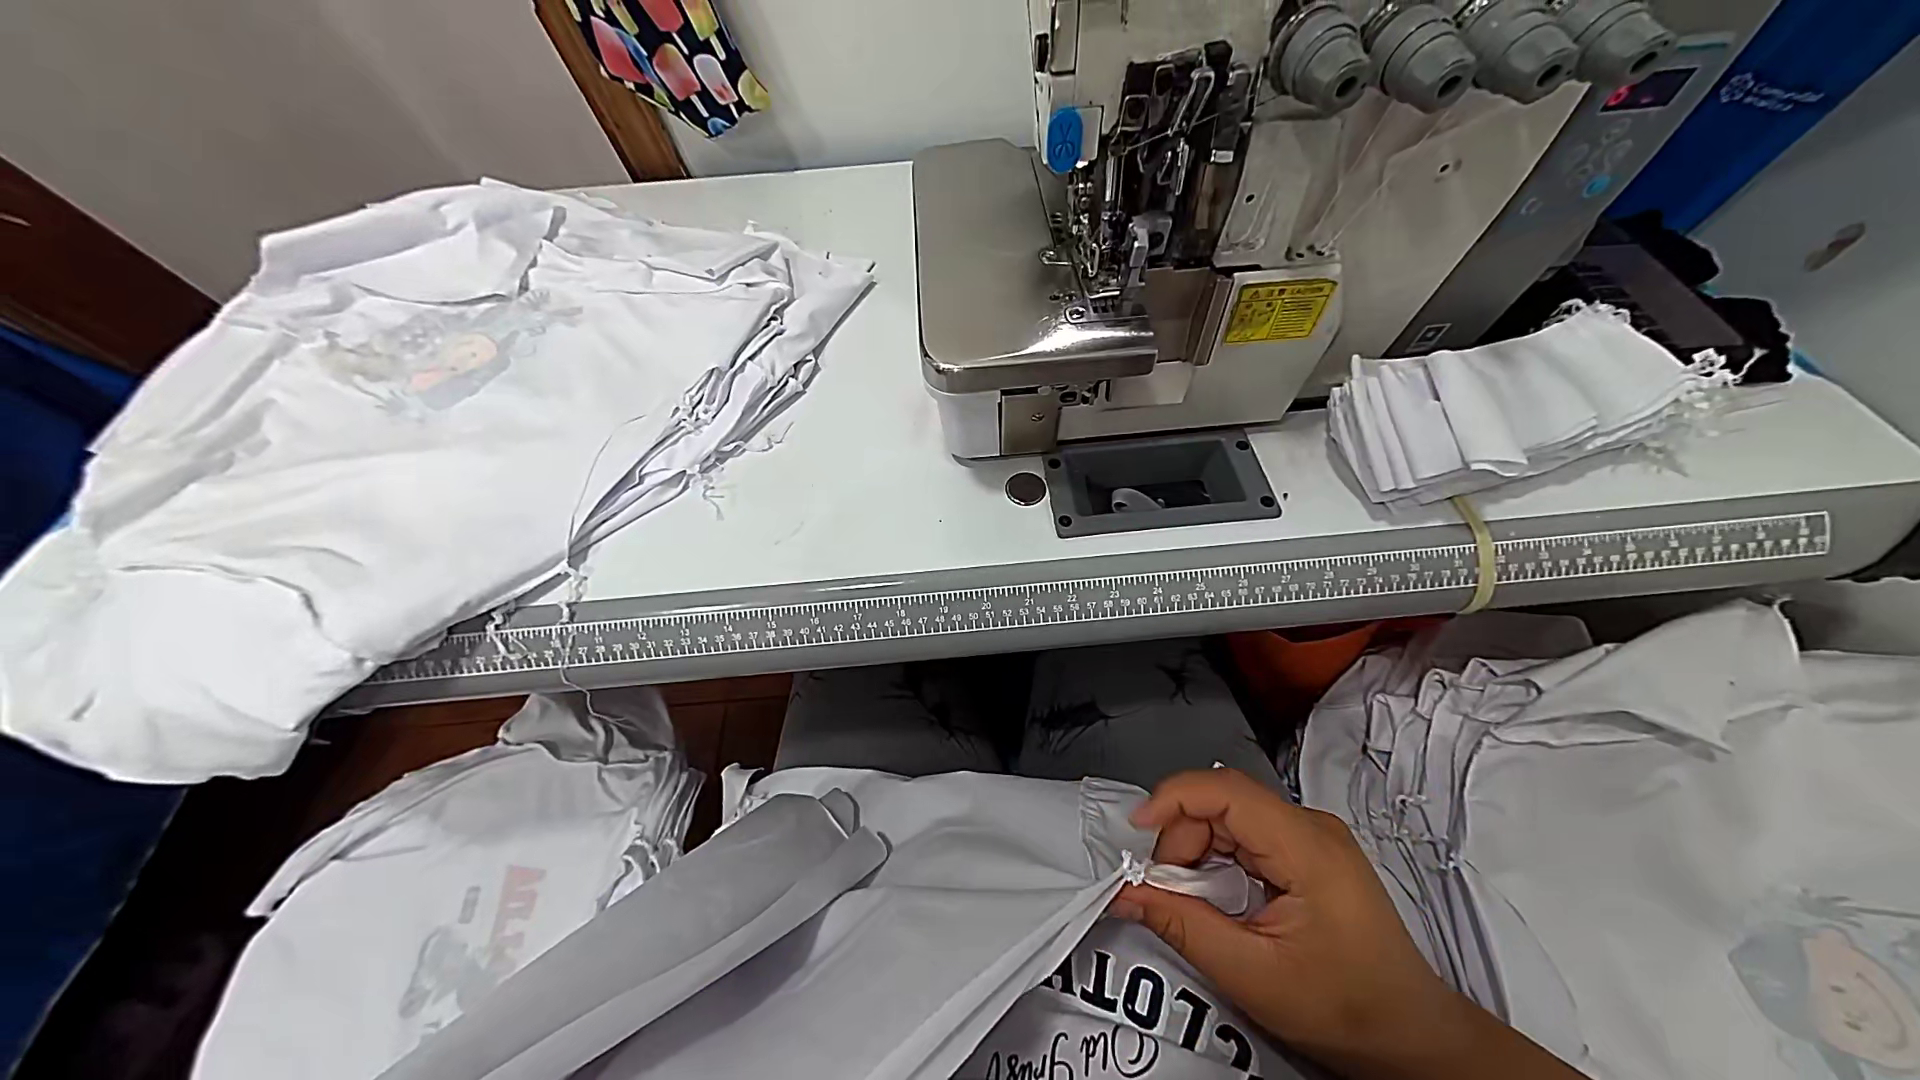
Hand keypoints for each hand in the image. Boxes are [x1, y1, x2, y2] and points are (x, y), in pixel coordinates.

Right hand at [1113, 769, 1583, 1079]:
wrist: (1412, 1036)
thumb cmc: (1346, 1009)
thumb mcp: (1252, 975)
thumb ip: (1182, 926)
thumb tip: (1126, 893)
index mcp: (1307, 847)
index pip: (1226, 790)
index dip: (1173, 798)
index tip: (1136, 829)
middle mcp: (1310, 826)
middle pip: (1221, 801)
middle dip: (1181, 837)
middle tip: (1165, 888)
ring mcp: (1310, 834)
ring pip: (1228, 815)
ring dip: (1195, 849)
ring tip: (1193, 899)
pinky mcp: (1305, 848)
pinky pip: (1244, 832)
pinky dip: (1216, 857)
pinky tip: (1217, 894)